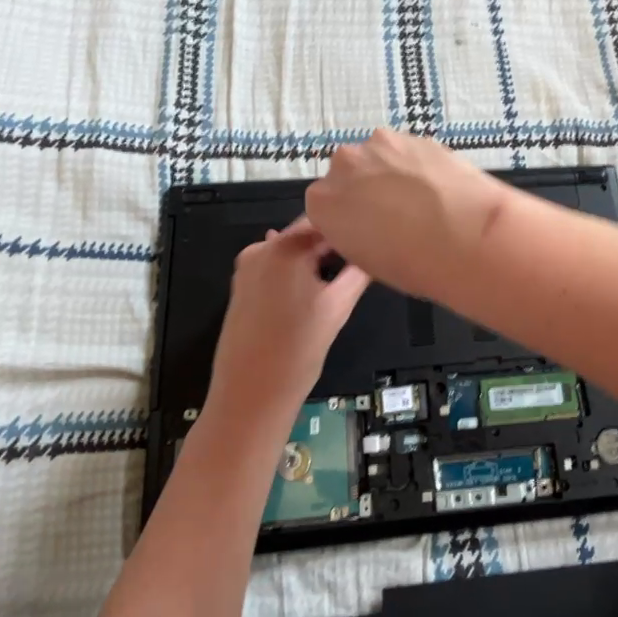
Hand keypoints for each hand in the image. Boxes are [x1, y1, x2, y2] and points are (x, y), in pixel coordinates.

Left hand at [205, 220, 368, 417]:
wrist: (249, 396)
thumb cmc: (298, 351)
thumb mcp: (338, 308)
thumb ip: (358, 271)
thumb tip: (375, 251)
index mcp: (285, 246)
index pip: (327, 220)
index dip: (353, 227)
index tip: (373, 239)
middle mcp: (262, 248)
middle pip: (308, 233)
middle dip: (334, 244)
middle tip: (363, 259)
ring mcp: (248, 267)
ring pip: (293, 251)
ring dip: (316, 259)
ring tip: (342, 275)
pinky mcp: (242, 287)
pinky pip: (277, 268)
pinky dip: (297, 272)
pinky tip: (315, 289)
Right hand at [304, 129, 513, 297]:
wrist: (464, 235)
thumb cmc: (411, 262)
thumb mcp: (366, 261)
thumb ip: (353, 235)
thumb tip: (366, 228)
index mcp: (322, 201)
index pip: (326, 205)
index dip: (348, 217)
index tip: (368, 230)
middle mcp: (344, 164)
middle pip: (349, 173)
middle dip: (366, 189)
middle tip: (395, 214)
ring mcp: (380, 144)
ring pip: (379, 156)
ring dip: (392, 172)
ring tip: (421, 200)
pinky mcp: (415, 135)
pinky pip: (408, 151)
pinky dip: (418, 164)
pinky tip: (438, 187)